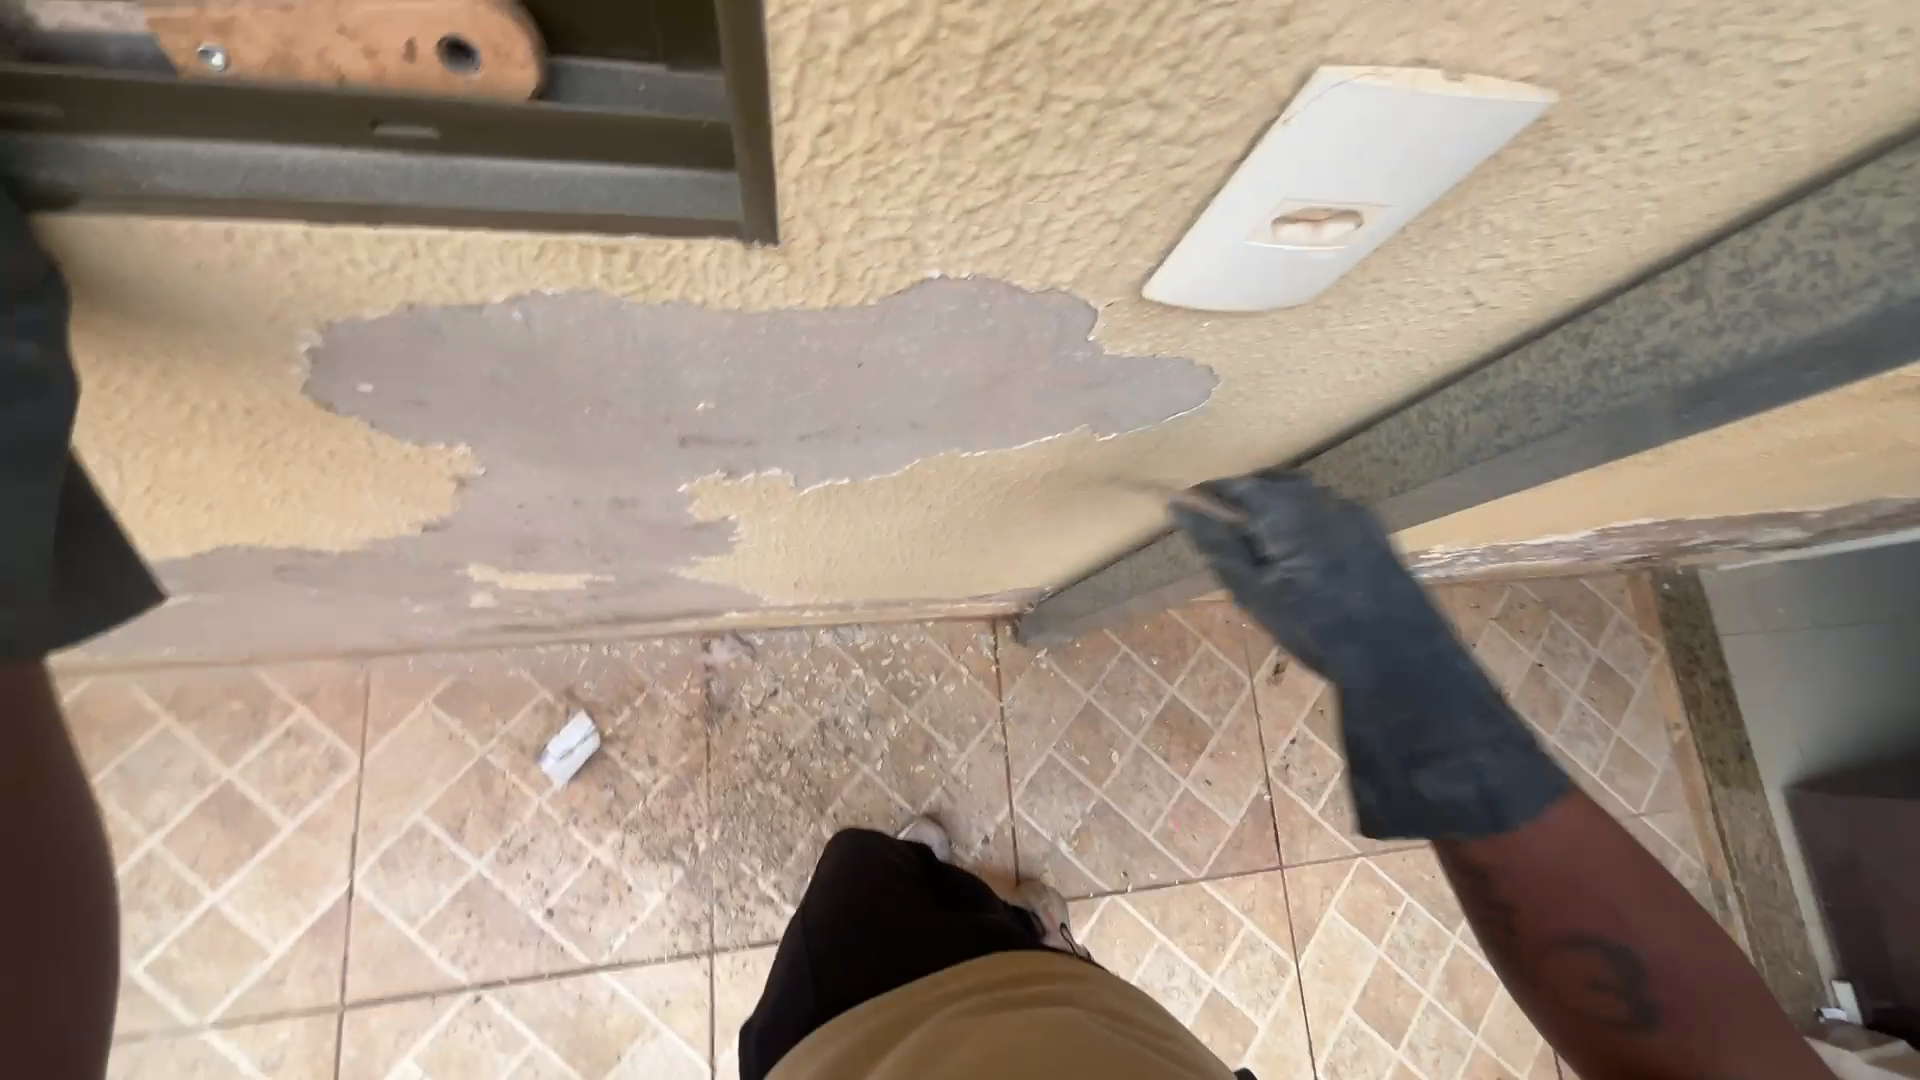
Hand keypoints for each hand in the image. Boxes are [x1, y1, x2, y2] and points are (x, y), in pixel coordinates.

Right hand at [1171, 473, 1454, 683]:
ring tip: (1258, 540)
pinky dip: (1304, 519)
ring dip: (1275, 506)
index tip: (1186, 506)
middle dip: (1244, 497)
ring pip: (1303, 495)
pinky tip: (1301, 551)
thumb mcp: (1250, 589)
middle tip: (1219, 524)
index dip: (1208, 494)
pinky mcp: (1374, 532)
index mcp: (1285, 508)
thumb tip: (1179, 506)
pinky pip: (1329, 511)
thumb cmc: (1311, 625)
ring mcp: (1354, 513)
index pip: (1236, 485)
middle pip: (1272, 483)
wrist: (1396, 657)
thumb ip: (1215, 543)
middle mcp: (1321, 499)